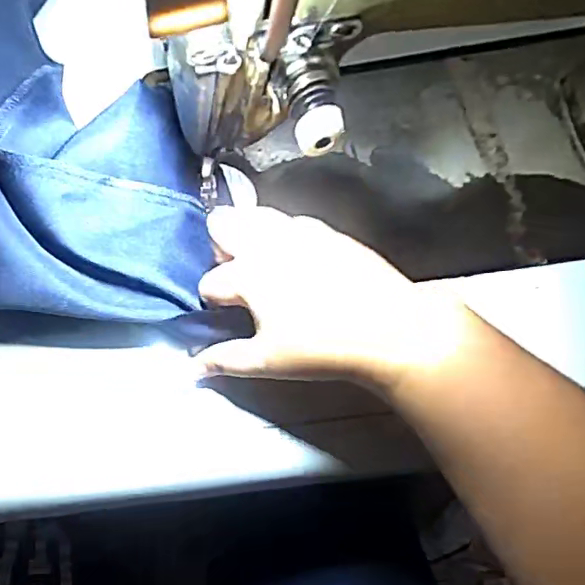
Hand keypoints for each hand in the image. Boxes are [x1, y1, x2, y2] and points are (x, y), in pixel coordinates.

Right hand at [194, 206, 478, 390]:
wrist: (390, 329)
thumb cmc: (321, 347)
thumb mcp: (267, 361)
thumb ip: (225, 360)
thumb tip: (193, 368)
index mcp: (248, 274)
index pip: (211, 281)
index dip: (211, 299)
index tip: (220, 312)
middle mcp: (268, 243)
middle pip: (225, 226)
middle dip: (219, 244)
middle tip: (229, 267)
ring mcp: (300, 232)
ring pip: (258, 217)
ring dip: (246, 230)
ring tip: (252, 253)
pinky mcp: (329, 232)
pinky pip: (292, 221)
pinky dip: (280, 230)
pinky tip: (289, 249)